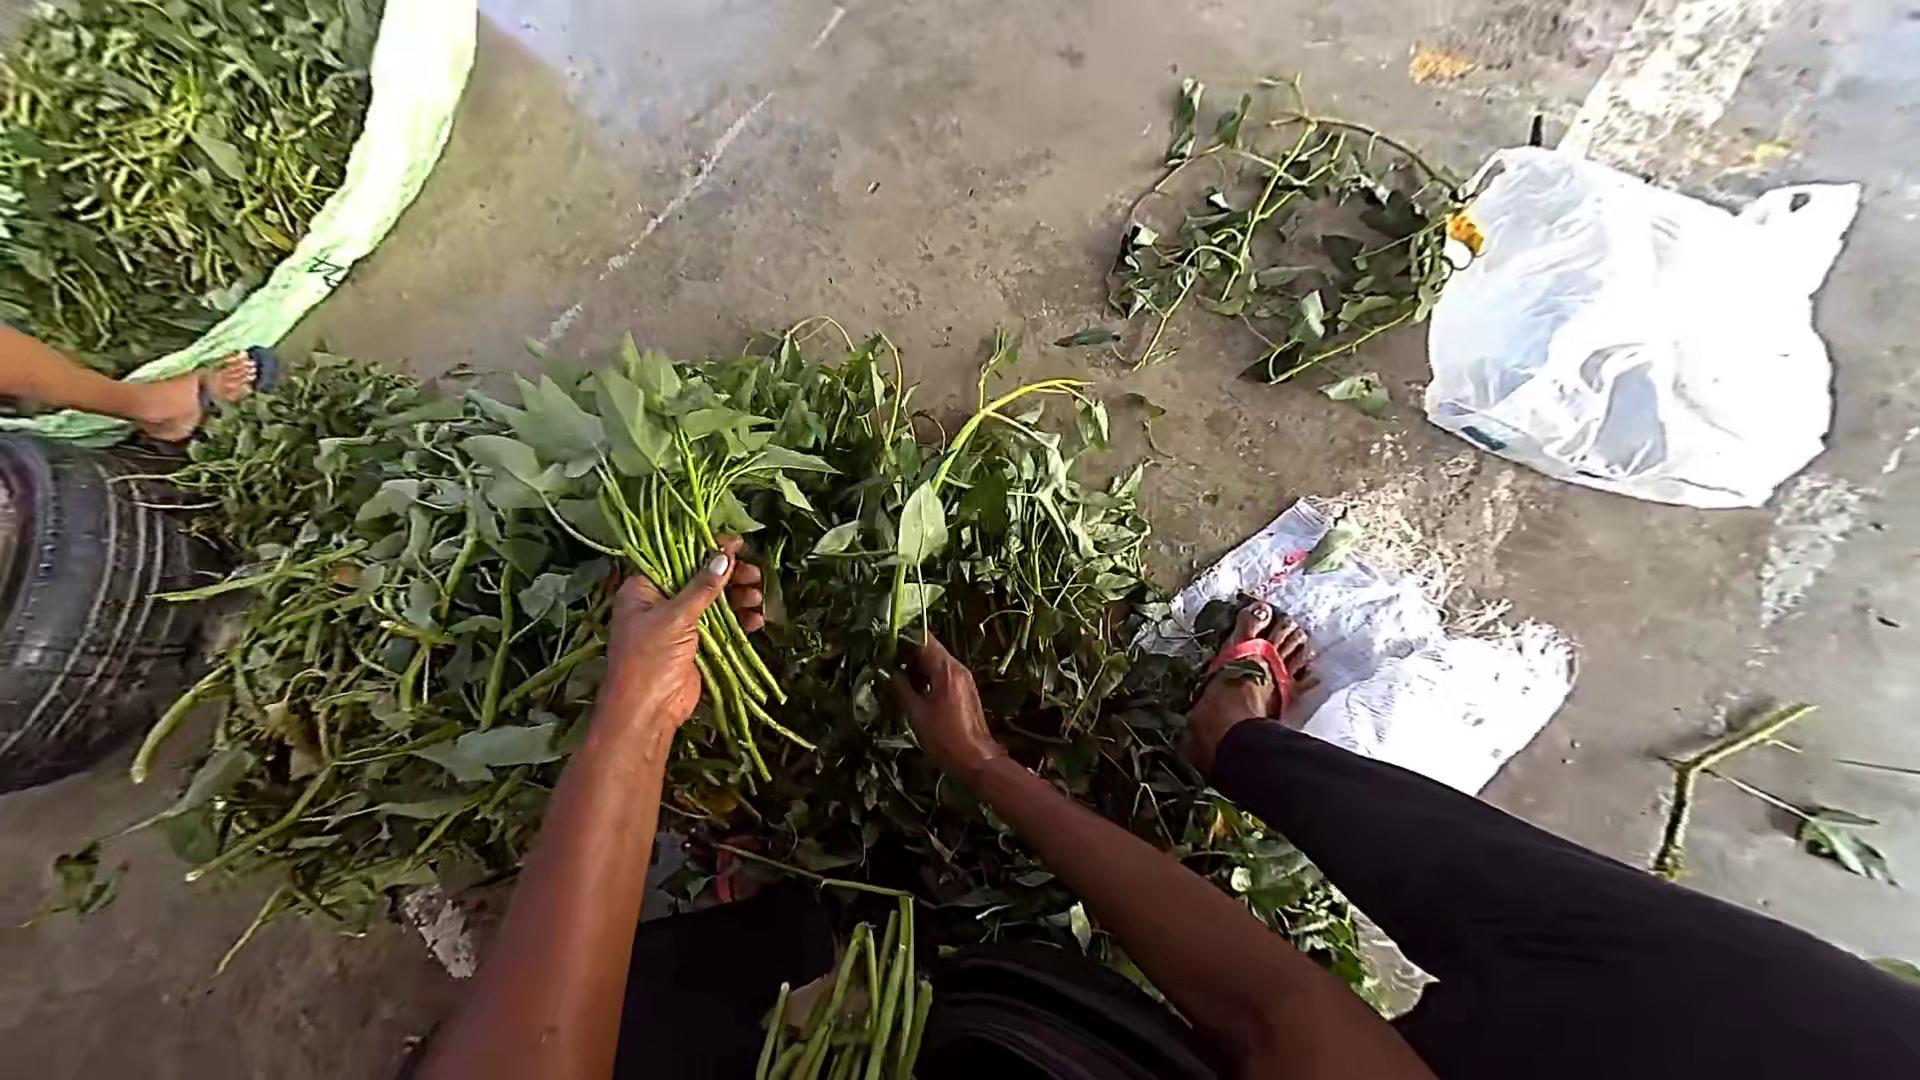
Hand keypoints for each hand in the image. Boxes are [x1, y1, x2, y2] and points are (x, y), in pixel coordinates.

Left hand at [601, 536, 765, 734]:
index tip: (736, 543)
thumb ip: (702, 587)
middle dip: (730, 576)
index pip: (677, 557)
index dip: (706, 548)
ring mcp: (680, 623)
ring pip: (715, 600)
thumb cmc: (649, 659)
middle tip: (754, 575)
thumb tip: (724, 557)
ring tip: (758, 599)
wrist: (647, 711)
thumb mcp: (675, 617)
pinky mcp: (697, 642)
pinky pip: (723, 624)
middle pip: (701, 578)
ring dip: (738, 598)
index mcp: (644, 589)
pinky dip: (740, 620)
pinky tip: (756, 620)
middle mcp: (661, 601)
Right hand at [892, 633, 1006, 780]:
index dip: (905, 638)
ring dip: (919, 665)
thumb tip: (891, 672)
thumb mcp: (917, 714)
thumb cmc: (944, 737)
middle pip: (932, 648)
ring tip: (898, 675)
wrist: (976, 759)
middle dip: (910, 653)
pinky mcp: (965, 688)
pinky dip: (929, 675)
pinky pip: (944, 673)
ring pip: (938, 661)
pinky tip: (915, 687)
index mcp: (946, 670)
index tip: (887, 643)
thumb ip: (902, 688)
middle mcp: (958, 668)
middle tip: (889, 661)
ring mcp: (964, 678)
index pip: (925, 640)